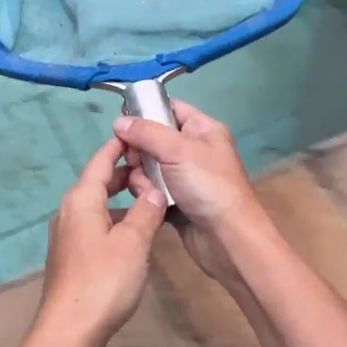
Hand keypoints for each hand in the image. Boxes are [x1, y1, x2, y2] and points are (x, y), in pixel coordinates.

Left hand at [34, 135, 168, 346]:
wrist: (69, 328)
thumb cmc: (103, 279)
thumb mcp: (133, 243)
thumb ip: (145, 212)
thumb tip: (155, 189)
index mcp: (81, 199)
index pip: (101, 161)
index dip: (119, 147)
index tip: (138, 134)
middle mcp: (70, 210)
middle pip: (98, 182)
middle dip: (124, 173)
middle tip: (153, 165)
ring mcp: (68, 233)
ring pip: (97, 205)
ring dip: (121, 199)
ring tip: (150, 197)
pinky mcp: (72, 255)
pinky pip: (96, 225)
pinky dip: (115, 220)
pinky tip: (134, 232)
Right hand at [113, 99, 257, 229]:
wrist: (228, 238)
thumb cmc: (208, 185)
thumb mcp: (177, 150)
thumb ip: (145, 132)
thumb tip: (118, 122)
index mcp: (203, 129)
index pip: (170, 108)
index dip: (147, 111)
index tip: (123, 123)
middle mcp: (194, 149)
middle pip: (154, 138)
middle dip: (139, 149)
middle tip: (135, 161)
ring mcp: (185, 176)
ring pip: (149, 164)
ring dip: (142, 174)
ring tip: (145, 187)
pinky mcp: (177, 199)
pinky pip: (152, 187)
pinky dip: (147, 192)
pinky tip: (148, 199)